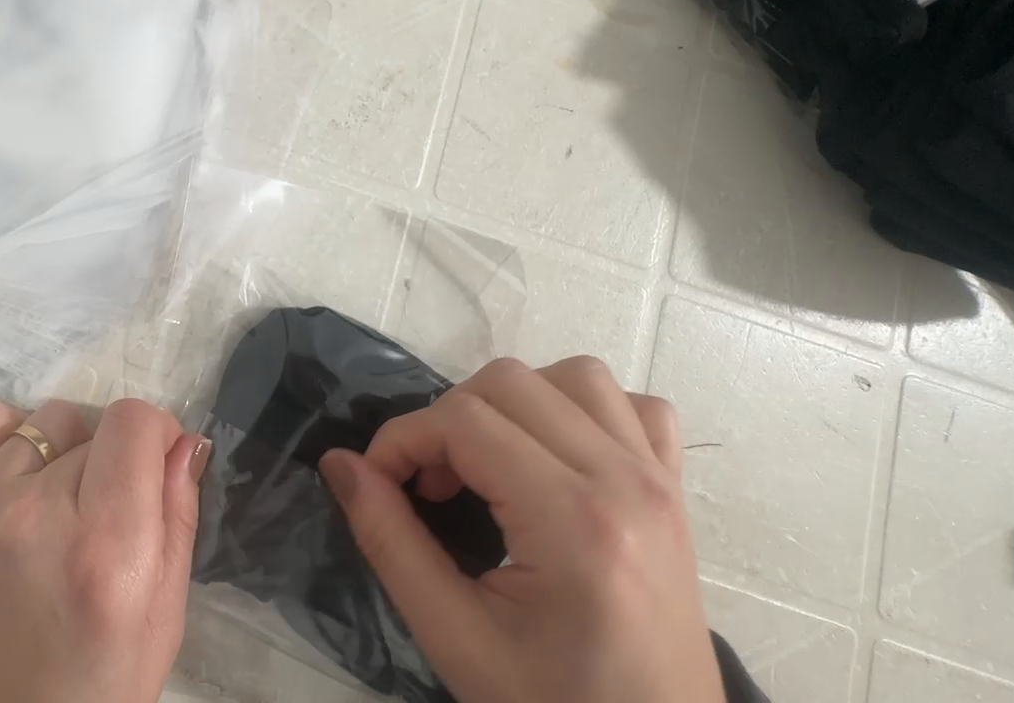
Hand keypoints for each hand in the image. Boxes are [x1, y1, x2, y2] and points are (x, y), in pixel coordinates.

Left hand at [0, 397, 208, 702]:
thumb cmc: (93, 681)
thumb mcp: (163, 616)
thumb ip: (178, 516)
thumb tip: (184, 441)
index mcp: (107, 549)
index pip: (133, 422)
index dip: (156, 434)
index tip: (156, 466)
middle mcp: (41, 513)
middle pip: (98, 426)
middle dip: (117, 458)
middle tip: (108, 514)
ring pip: (52, 419)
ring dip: (70, 450)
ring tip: (65, 502)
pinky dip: (18, 436)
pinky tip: (26, 481)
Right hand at [319, 356, 724, 702]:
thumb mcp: (453, 637)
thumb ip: (388, 541)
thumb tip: (338, 462)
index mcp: (573, 522)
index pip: (462, 421)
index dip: (401, 439)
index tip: (379, 484)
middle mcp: (626, 482)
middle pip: (508, 382)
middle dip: (446, 419)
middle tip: (430, 486)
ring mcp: (660, 482)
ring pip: (573, 375)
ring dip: (512, 403)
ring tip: (489, 463)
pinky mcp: (676, 492)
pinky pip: (634, 406)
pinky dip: (583, 411)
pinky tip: (555, 457)